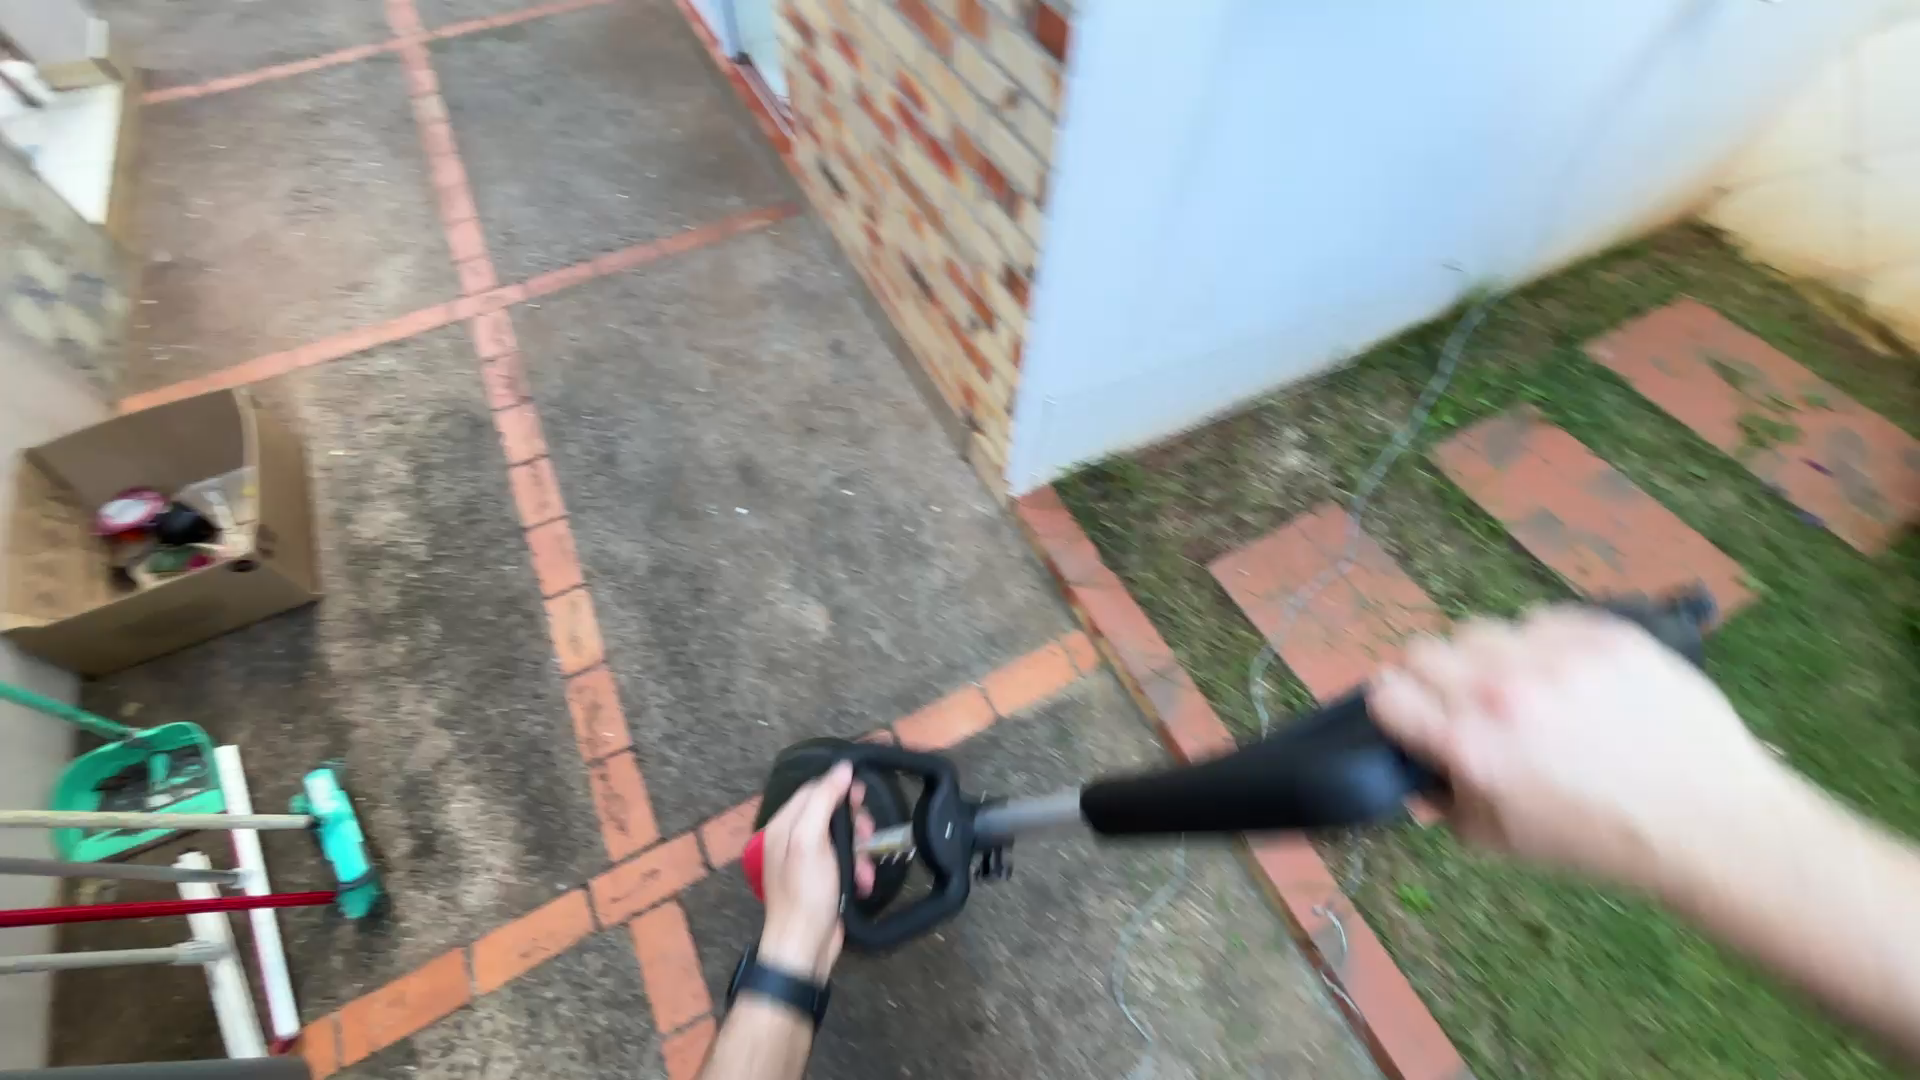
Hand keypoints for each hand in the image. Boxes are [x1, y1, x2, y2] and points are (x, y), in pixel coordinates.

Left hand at [756, 762, 874, 978]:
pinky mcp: (824, 879)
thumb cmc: (805, 892)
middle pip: (831, 811)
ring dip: (860, 849)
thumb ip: (824, 800)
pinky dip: (858, 868)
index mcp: (784, 825)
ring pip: (843, 836)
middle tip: (867, 833)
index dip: (839, 787)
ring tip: (866, 867)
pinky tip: (863, 881)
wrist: (804, 948)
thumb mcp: (811, 841)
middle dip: (854, 822)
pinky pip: (846, 860)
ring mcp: (808, 860)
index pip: (814, 789)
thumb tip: (842, 768)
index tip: (862, 795)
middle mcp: (793, 838)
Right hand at [1368, 606, 1790, 894]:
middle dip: (1433, 677)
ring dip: (1487, 657)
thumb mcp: (1496, 840)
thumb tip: (1410, 772)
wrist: (1717, 825)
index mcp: (1468, 744)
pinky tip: (1567, 675)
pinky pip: (1540, 620)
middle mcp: (1499, 694)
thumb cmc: (1595, 839)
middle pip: (1421, 651)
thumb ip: (1439, 801)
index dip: (1395, 705)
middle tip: (1465, 700)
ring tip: (1523, 684)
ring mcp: (1553, 660)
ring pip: (1478, 631)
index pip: (1386, 693)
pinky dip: (1542, 644)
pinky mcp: (1602, 638)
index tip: (1416, 715)